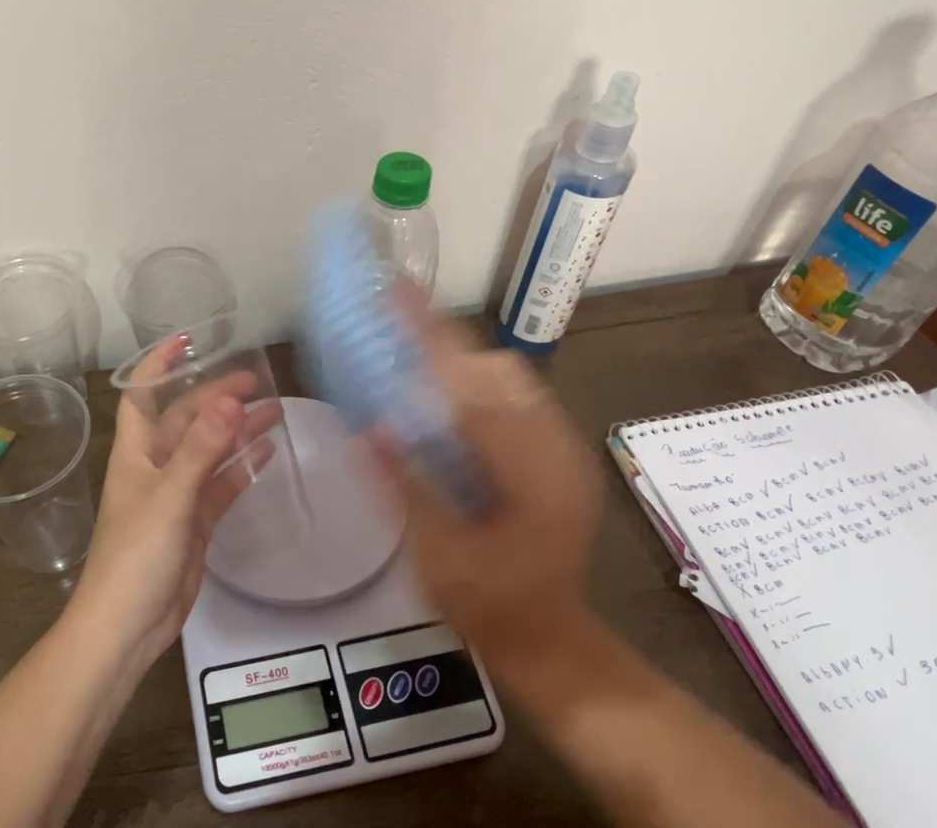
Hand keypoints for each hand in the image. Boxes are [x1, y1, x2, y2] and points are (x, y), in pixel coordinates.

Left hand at [70, 336, 282, 667]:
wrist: (127, 626)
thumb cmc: (136, 556)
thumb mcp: (169, 498)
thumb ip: (201, 450)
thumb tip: (230, 401)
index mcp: (136, 453)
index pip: (144, 395)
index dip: (160, 365)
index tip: (189, 340)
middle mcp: (155, 467)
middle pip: (187, 420)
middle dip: (217, 397)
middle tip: (257, 380)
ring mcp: (177, 497)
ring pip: (211, 452)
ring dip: (238, 431)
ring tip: (276, 410)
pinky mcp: (195, 524)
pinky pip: (222, 486)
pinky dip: (242, 468)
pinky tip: (268, 453)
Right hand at [369, 314, 600, 668]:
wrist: (550, 640)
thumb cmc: (490, 607)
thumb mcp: (439, 557)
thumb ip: (407, 488)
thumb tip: (372, 429)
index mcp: (530, 473)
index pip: (474, 389)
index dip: (432, 340)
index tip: (399, 296)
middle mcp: (556, 448)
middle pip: (499, 371)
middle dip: (447, 352)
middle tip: (395, 350)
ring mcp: (563, 449)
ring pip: (511, 381)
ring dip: (462, 370)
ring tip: (415, 377)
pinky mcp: (558, 455)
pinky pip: (518, 401)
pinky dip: (477, 391)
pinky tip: (447, 412)